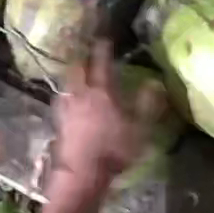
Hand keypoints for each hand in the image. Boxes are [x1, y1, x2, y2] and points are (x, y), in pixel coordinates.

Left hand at [49, 41, 163, 195]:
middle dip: (83, 57)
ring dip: (74, 73)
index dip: (103, 47)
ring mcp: (66, 106)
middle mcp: (80, 92)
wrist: (81, 174)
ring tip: (80, 73)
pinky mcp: (58, 120)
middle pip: (78, 67)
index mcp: (102, 90)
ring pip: (68, 81)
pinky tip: (71, 98)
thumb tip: (155, 82)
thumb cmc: (114, 150)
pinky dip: (68, 91)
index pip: (101, 61)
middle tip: (89, 53)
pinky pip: (62, 97)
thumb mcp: (139, 128)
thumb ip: (147, 103)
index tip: (105, 38)